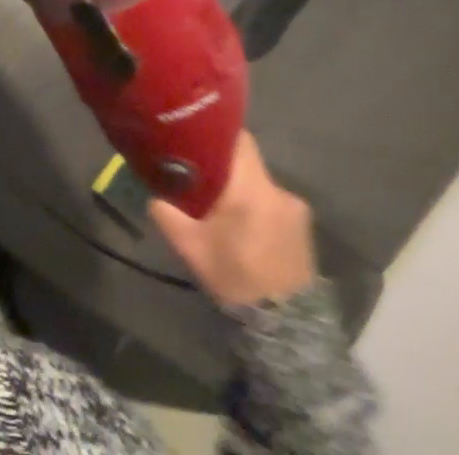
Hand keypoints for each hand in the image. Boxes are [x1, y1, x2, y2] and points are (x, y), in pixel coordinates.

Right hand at [149, 133, 315, 306]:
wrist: (284, 322)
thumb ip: (167, 214)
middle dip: (223, 171)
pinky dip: (257, 209)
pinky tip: (246, 231)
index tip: (194, 139)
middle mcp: (278, 190)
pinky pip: (273, 204)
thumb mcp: (190, 247)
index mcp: (250, 189)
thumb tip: (154, 195)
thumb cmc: (234, 276)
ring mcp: (295, 208)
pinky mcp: (304, 227)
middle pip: (246, 165)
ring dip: (242, 193)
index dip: (215, 136)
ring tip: (223, 213)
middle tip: (199, 182)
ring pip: (259, 186)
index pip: (238, 141)